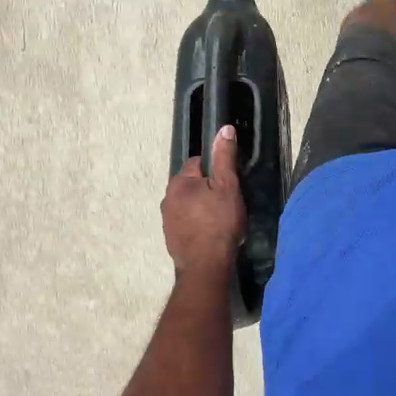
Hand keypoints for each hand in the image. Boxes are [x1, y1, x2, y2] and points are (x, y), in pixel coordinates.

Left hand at [162, 126, 244, 276]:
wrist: (206, 266)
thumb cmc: (219, 221)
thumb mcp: (227, 185)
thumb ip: (224, 157)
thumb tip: (224, 129)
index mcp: (179, 182)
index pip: (199, 163)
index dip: (216, 171)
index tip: (228, 184)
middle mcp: (167, 198)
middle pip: (193, 184)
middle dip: (208, 190)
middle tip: (227, 202)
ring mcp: (167, 220)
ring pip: (189, 204)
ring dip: (201, 208)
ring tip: (220, 220)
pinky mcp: (171, 238)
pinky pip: (186, 222)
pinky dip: (197, 224)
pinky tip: (211, 233)